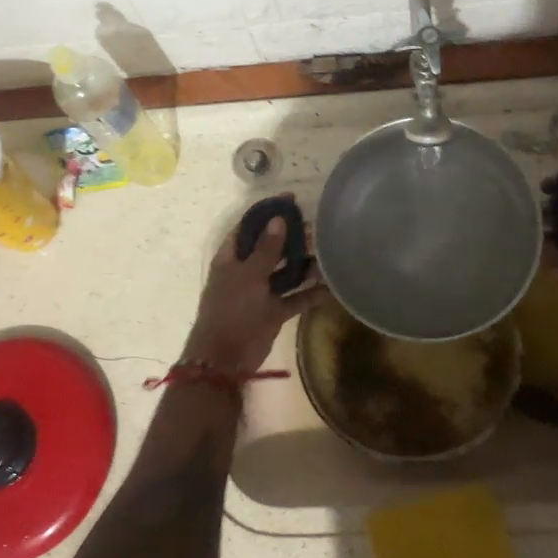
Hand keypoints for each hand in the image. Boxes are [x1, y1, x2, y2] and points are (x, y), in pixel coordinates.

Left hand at [183, 208, 324, 375]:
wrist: (225, 357)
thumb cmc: (232, 309)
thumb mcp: (249, 275)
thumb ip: (266, 249)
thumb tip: (278, 220)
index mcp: (231, 257)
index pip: (249, 226)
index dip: (267, 212)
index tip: (290, 200)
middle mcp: (246, 271)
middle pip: (270, 248)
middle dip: (291, 237)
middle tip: (317, 227)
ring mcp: (260, 292)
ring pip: (285, 272)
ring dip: (304, 264)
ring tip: (328, 251)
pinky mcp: (274, 312)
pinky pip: (295, 298)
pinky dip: (310, 293)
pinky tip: (331, 285)